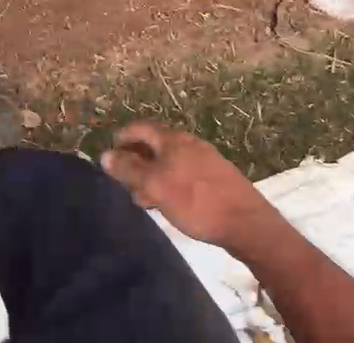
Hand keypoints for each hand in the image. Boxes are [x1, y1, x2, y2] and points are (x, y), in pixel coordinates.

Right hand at [101, 121, 278, 250]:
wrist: (250, 225)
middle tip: (126, 182)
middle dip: (137, 160)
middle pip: (155, 144)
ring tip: (146, 198)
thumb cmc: (196, 201)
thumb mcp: (155, 186)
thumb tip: (104, 155)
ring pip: (171, 161)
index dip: (121, 138)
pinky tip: (173, 202)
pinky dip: (172, 181)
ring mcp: (207, 159)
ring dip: (154, 174)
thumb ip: (128, 170)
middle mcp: (189, 143)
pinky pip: (186, 173)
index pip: (138, 128)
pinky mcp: (220, 178)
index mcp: (172, 139)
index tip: (109, 155)